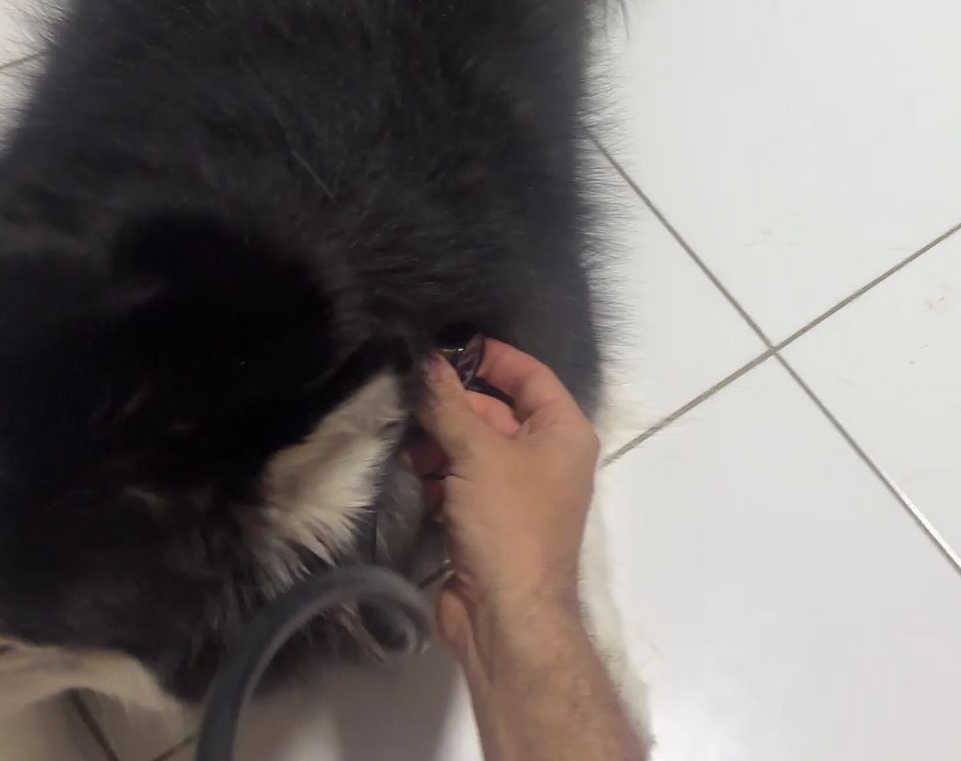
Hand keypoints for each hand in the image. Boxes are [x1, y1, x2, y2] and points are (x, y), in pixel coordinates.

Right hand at [412, 340, 598, 670]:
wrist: (509, 614)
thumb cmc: (510, 522)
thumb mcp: (480, 455)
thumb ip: (451, 407)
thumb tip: (426, 362)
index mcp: (564, 430)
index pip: (532, 377)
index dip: (495, 358)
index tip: (449, 347)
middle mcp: (549, 454)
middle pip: (500, 411)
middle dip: (455, 403)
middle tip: (404, 392)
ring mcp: (521, 487)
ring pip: (477, 447)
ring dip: (440, 440)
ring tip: (396, 432)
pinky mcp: (492, 516)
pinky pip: (464, 479)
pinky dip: (438, 472)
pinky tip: (404, 468)